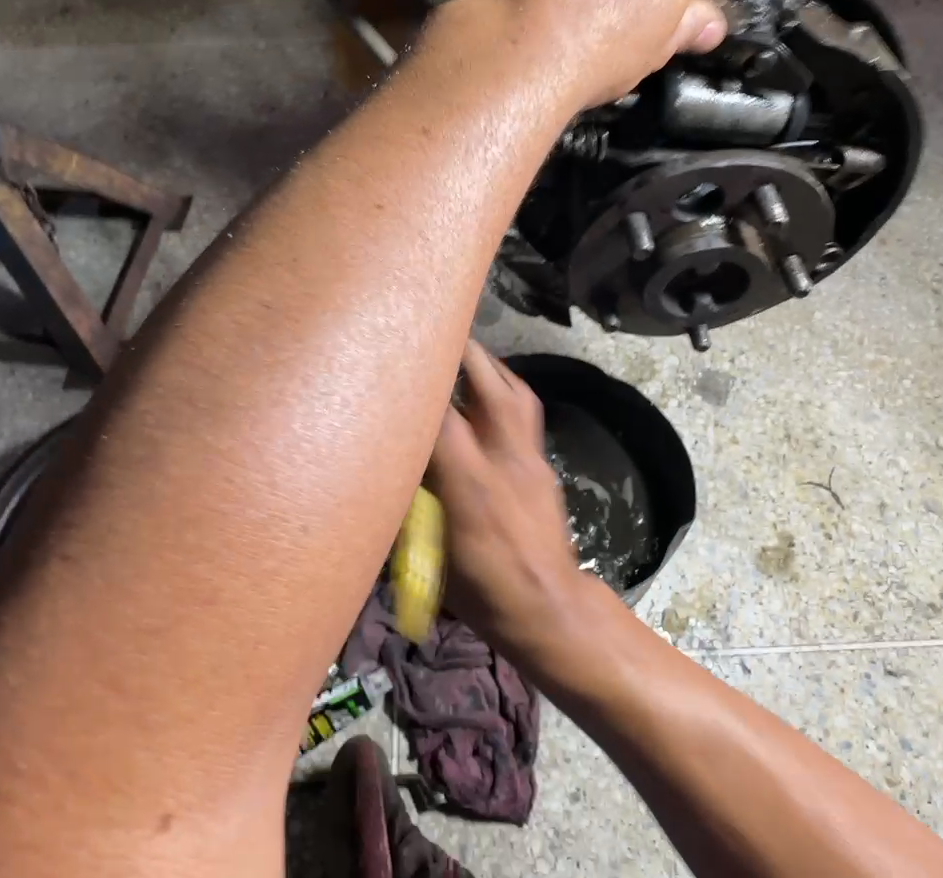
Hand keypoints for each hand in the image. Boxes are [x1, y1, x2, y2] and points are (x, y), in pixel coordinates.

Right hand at [426, 342, 594, 657]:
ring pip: (516, 394)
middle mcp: (505, 463)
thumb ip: (412, 508)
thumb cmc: (483, 595)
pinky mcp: (544, 467)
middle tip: (437, 331)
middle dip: (465, 355)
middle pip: (492, 389)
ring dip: (489, 368)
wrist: (550, 610)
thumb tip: (392, 473)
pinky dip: (504, 392)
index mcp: (472, 489)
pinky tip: (485, 395)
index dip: (424, 387)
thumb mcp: (431, 559)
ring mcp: (531, 462)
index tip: (399, 360)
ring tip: (462, 354)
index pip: (444, 419)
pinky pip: (524, 414)